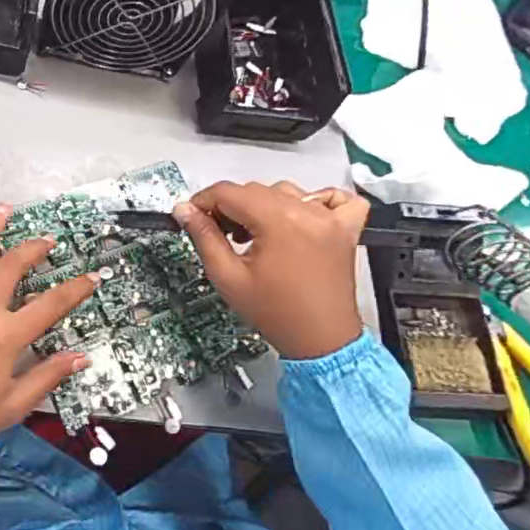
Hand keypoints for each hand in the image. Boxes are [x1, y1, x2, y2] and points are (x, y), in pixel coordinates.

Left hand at [0, 206, 99, 472]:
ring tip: (4, 210)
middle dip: (33, 248)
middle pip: (11, 266)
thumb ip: (47, 377)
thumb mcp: (12, 406)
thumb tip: (80, 357)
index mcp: (4, 338)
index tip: (92, 276)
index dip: (75, 289)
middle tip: (47, 239)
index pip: (49, 305)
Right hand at [172, 181, 368, 359]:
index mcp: (279, 222)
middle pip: (255, 189)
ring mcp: (330, 219)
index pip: (229, 192)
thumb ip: (203, 236)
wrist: (320, 339)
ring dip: (262, 205)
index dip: (203, 201)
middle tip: (218, 233)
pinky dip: (316, 199)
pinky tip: (297, 217)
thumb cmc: (275, 313)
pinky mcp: (345, 228)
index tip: (192, 215)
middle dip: (230, 207)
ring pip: (284, 190)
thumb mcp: (227, 276)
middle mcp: (308, 212)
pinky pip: (334, 197)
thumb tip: (185, 210)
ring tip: (253, 234)